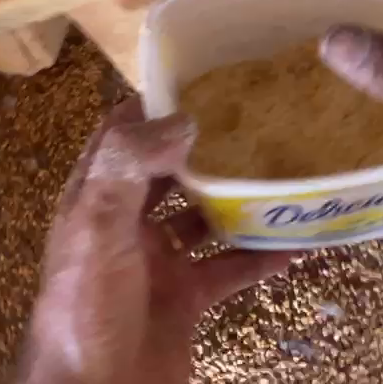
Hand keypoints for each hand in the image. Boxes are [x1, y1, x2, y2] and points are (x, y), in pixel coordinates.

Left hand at [13, 101, 294, 383]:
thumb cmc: (87, 303)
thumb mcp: (97, 222)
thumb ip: (130, 164)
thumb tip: (183, 116)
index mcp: (96, 192)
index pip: (123, 133)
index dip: (155, 106)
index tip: (202, 80)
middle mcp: (127, 220)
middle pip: (168, 170)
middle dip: (205, 147)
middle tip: (256, 120)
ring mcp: (158, 260)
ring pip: (203, 216)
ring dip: (237, 198)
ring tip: (281, 172)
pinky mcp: (185, 300)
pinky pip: (228, 269)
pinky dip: (259, 256)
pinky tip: (295, 242)